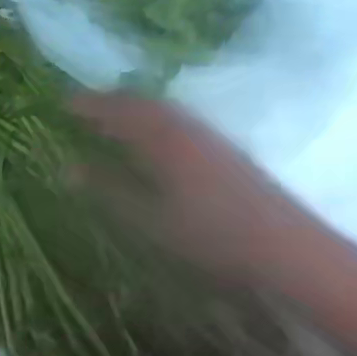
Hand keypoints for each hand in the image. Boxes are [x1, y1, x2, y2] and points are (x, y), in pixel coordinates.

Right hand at [69, 93, 345, 291]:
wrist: (295, 253)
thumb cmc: (214, 238)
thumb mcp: (150, 220)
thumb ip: (108, 191)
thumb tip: (67, 168)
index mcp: (164, 139)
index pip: (119, 111)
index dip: (89, 105)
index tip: (61, 103)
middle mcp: (188, 129)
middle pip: (143, 103)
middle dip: (111, 102)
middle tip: (84, 107)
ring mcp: (212, 138)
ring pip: (164, 111)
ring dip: (135, 109)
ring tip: (113, 120)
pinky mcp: (228, 151)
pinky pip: (181, 121)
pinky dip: (157, 120)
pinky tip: (155, 139)